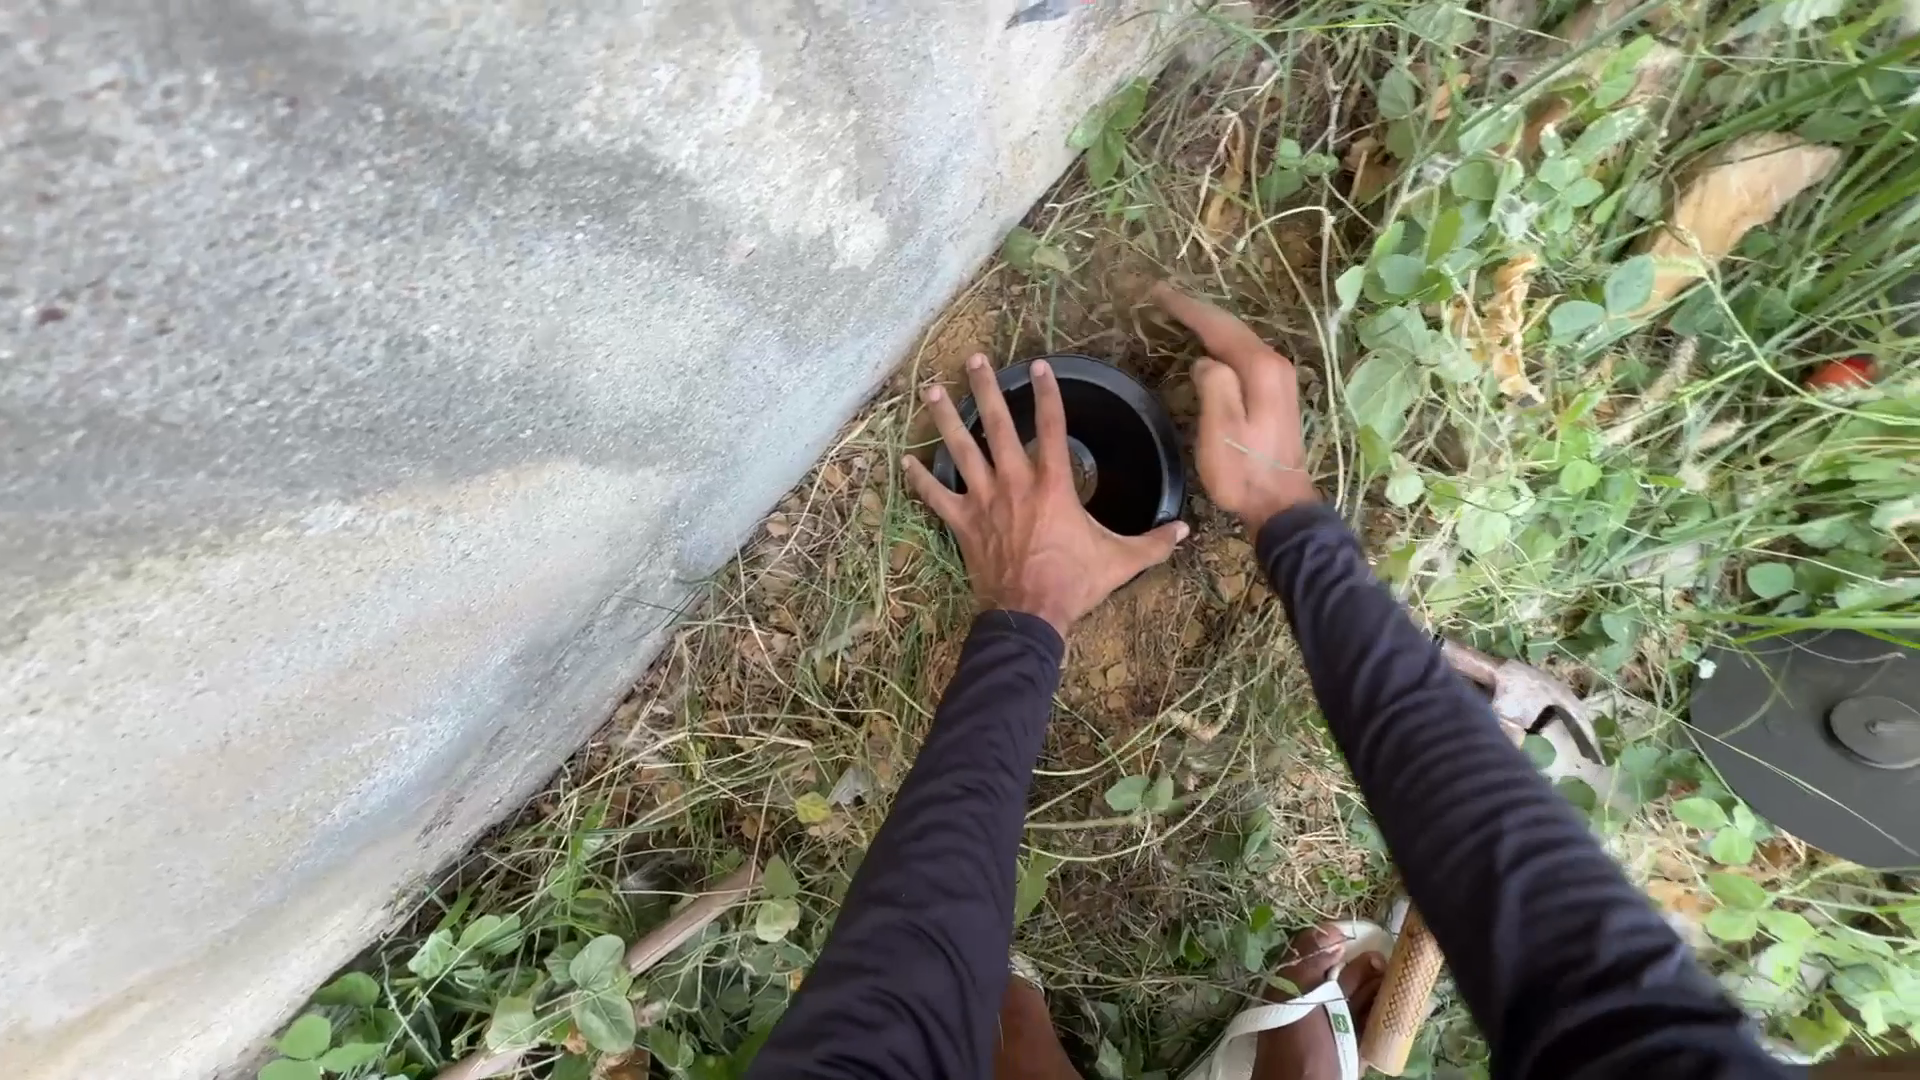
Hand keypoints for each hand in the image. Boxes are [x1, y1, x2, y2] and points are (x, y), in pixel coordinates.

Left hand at [902, 354, 1189, 636]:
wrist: (1030, 615)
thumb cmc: (1074, 583)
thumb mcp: (1121, 561)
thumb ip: (1154, 542)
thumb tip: (1185, 529)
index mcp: (1053, 484)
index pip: (1053, 427)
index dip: (1048, 393)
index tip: (1039, 365)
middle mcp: (1015, 483)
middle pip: (998, 426)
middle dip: (986, 390)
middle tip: (973, 360)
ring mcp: (984, 501)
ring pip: (961, 451)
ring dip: (947, 420)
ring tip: (931, 392)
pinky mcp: (963, 524)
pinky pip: (937, 497)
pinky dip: (922, 480)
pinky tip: (906, 462)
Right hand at [1149, 283, 1317, 531]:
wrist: (1279, 504)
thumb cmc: (1243, 472)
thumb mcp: (1221, 429)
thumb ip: (1214, 385)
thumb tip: (1204, 363)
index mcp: (1261, 368)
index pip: (1218, 327)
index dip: (1187, 308)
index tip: (1157, 294)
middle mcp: (1274, 365)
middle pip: (1231, 328)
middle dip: (1196, 311)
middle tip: (1162, 298)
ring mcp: (1278, 380)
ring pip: (1237, 341)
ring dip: (1208, 327)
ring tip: (1179, 315)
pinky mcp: (1274, 395)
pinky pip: (1242, 357)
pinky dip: (1220, 346)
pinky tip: (1206, 349)